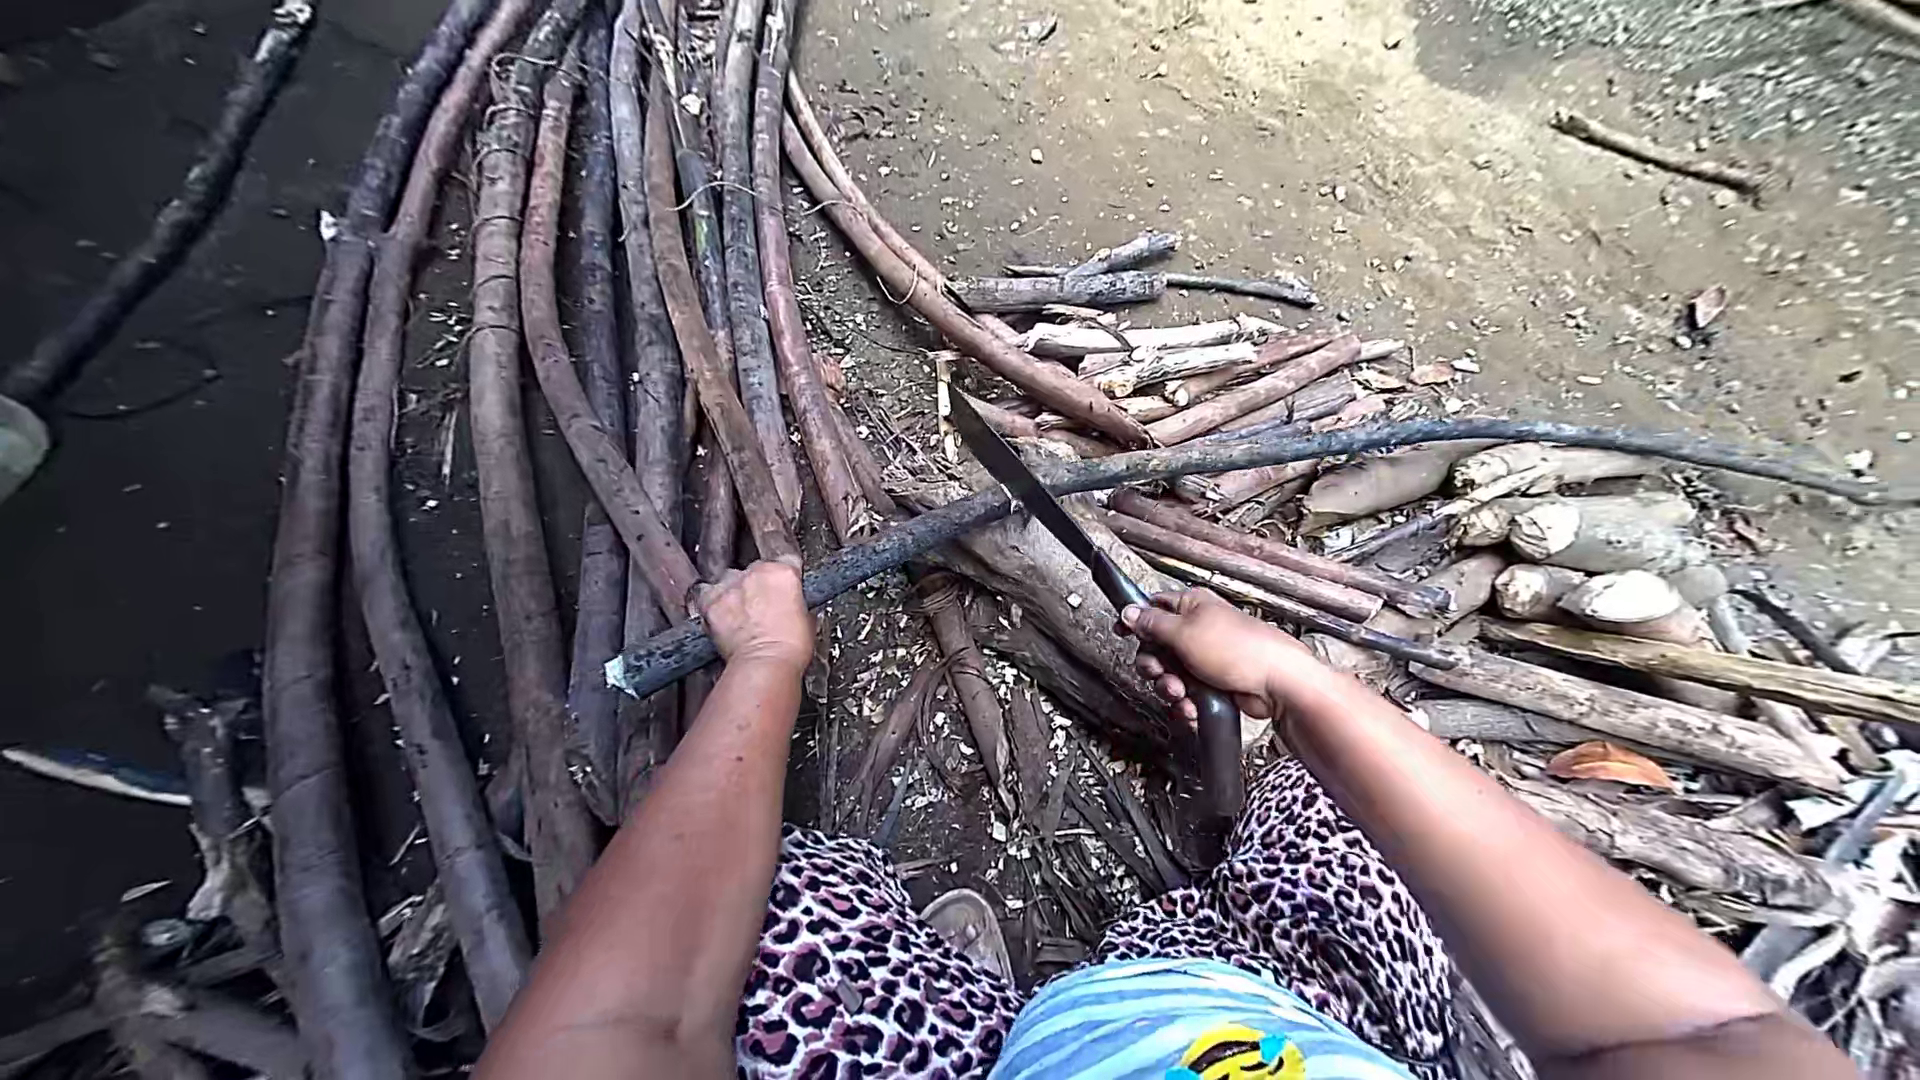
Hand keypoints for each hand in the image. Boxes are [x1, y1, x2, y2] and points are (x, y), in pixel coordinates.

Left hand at [692, 558, 813, 671]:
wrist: (765, 666)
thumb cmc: (789, 648)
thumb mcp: (808, 620)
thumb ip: (798, 605)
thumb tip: (793, 607)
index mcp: (784, 572)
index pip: (787, 561)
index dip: (786, 576)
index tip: (785, 587)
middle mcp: (756, 572)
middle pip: (757, 568)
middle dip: (760, 585)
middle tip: (764, 607)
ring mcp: (731, 585)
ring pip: (731, 578)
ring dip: (736, 590)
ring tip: (741, 611)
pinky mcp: (710, 601)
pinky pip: (706, 593)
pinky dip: (712, 601)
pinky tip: (721, 614)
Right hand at [1121, 589, 1323, 720]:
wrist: (1278, 685)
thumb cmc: (1242, 650)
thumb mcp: (1184, 632)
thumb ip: (1151, 623)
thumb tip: (1129, 612)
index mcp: (1191, 606)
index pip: (1152, 608)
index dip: (1135, 621)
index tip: (1122, 633)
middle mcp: (1197, 629)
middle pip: (1155, 646)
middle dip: (1154, 665)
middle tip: (1158, 671)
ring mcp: (1205, 657)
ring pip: (1169, 674)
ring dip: (1170, 687)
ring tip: (1182, 692)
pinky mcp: (1213, 683)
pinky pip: (1186, 693)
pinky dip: (1186, 703)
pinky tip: (1193, 706)